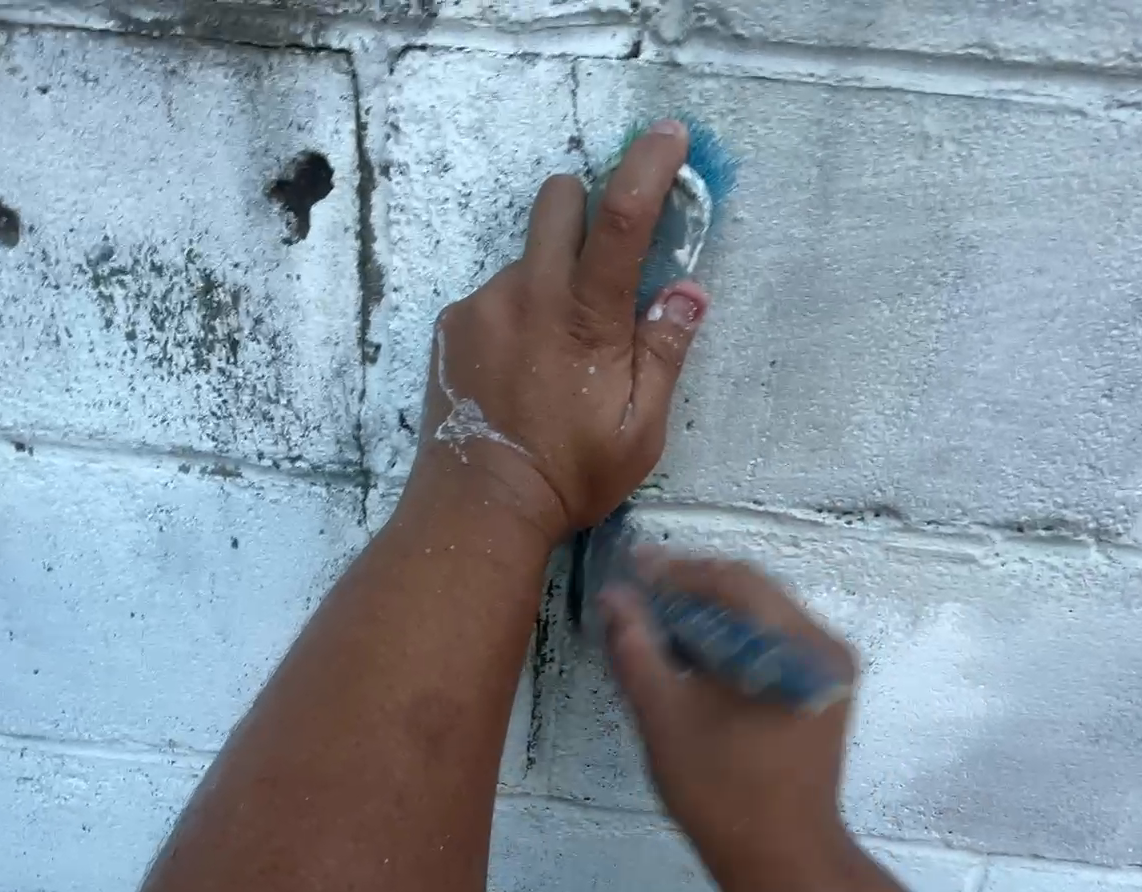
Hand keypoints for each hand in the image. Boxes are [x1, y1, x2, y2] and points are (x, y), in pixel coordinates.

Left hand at [403, 119, 710, 546]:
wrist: (479, 505)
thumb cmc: (569, 476)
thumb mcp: (640, 430)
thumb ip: (664, 353)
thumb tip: (690, 291)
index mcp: (585, 319)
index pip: (623, 218)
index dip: (649, 167)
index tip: (667, 137)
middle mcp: (527, 295)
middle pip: (557, 200)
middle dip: (586, 209)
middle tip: (600, 264)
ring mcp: (481, 306)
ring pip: (525, 258)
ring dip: (549, 279)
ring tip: (550, 349)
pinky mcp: (451, 325)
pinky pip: (493, 294)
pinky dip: (515, 311)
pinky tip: (515, 364)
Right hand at [598, 556, 859, 870]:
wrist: (782, 861)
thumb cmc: (719, 791)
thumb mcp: (663, 714)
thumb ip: (634, 646)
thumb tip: (613, 594)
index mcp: (795, 647)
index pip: (733, 580)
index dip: (678, 568)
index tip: (632, 564)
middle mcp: (824, 646)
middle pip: (751, 591)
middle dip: (692, 585)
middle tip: (640, 587)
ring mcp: (829, 667)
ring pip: (761, 613)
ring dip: (709, 609)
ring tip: (659, 612)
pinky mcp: (823, 688)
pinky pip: (771, 640)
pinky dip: (730, 635)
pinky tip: (693, 644)